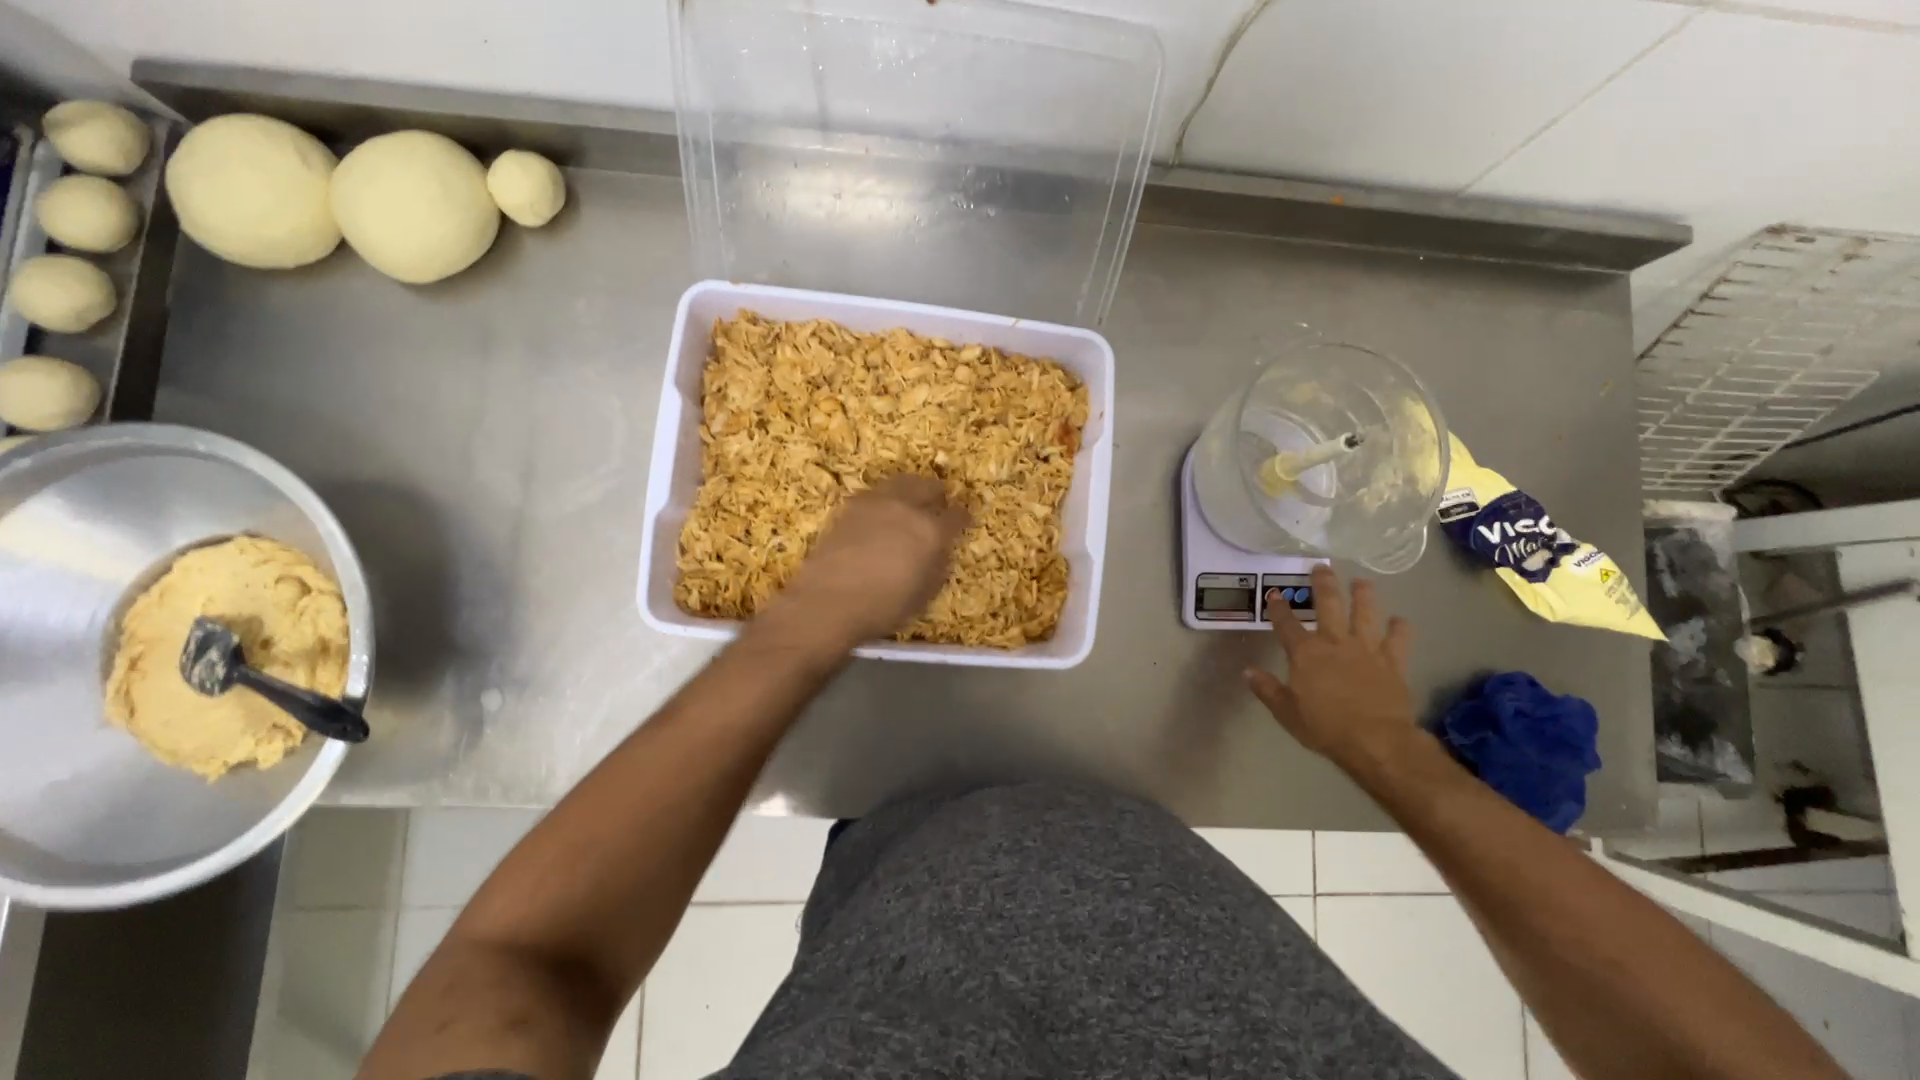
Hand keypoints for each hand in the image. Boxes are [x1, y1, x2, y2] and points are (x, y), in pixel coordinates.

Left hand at [768, 474, 969, 645]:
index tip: (965, 519)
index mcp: (931, 531)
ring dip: (911, 488)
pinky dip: (885, 498)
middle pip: (928, 487)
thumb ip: (937, 566)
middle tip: (940, 500)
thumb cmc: (883, 607)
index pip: (956, 516)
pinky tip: (882, 509)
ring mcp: (876, 503)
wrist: (828, 601)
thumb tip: (939, 551)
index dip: (963, 516)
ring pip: (900, 483)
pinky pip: (875, 493)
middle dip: (937, 493)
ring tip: (911, 498)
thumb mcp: (924, 595)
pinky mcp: (850, 507)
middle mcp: (906, 508)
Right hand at [1244, 565, 1419, 769]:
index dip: (1278, 607)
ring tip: (1361, 581)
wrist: (1375, 740)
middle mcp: (1335, 642)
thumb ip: (1267, 689)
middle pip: (1328, 605)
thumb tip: (1247, 671)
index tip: (1275, 593)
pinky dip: (1400, 628)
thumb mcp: (1286, 712)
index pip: (1286, 624)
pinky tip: (1400, 620)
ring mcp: (1367, 649)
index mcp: (1305, 654)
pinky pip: (1398, 639)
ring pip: (1366, 613)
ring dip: (1363, 595)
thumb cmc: (1325, 727)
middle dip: (1323, 583)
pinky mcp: (1393, 661)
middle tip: (1321, 566)